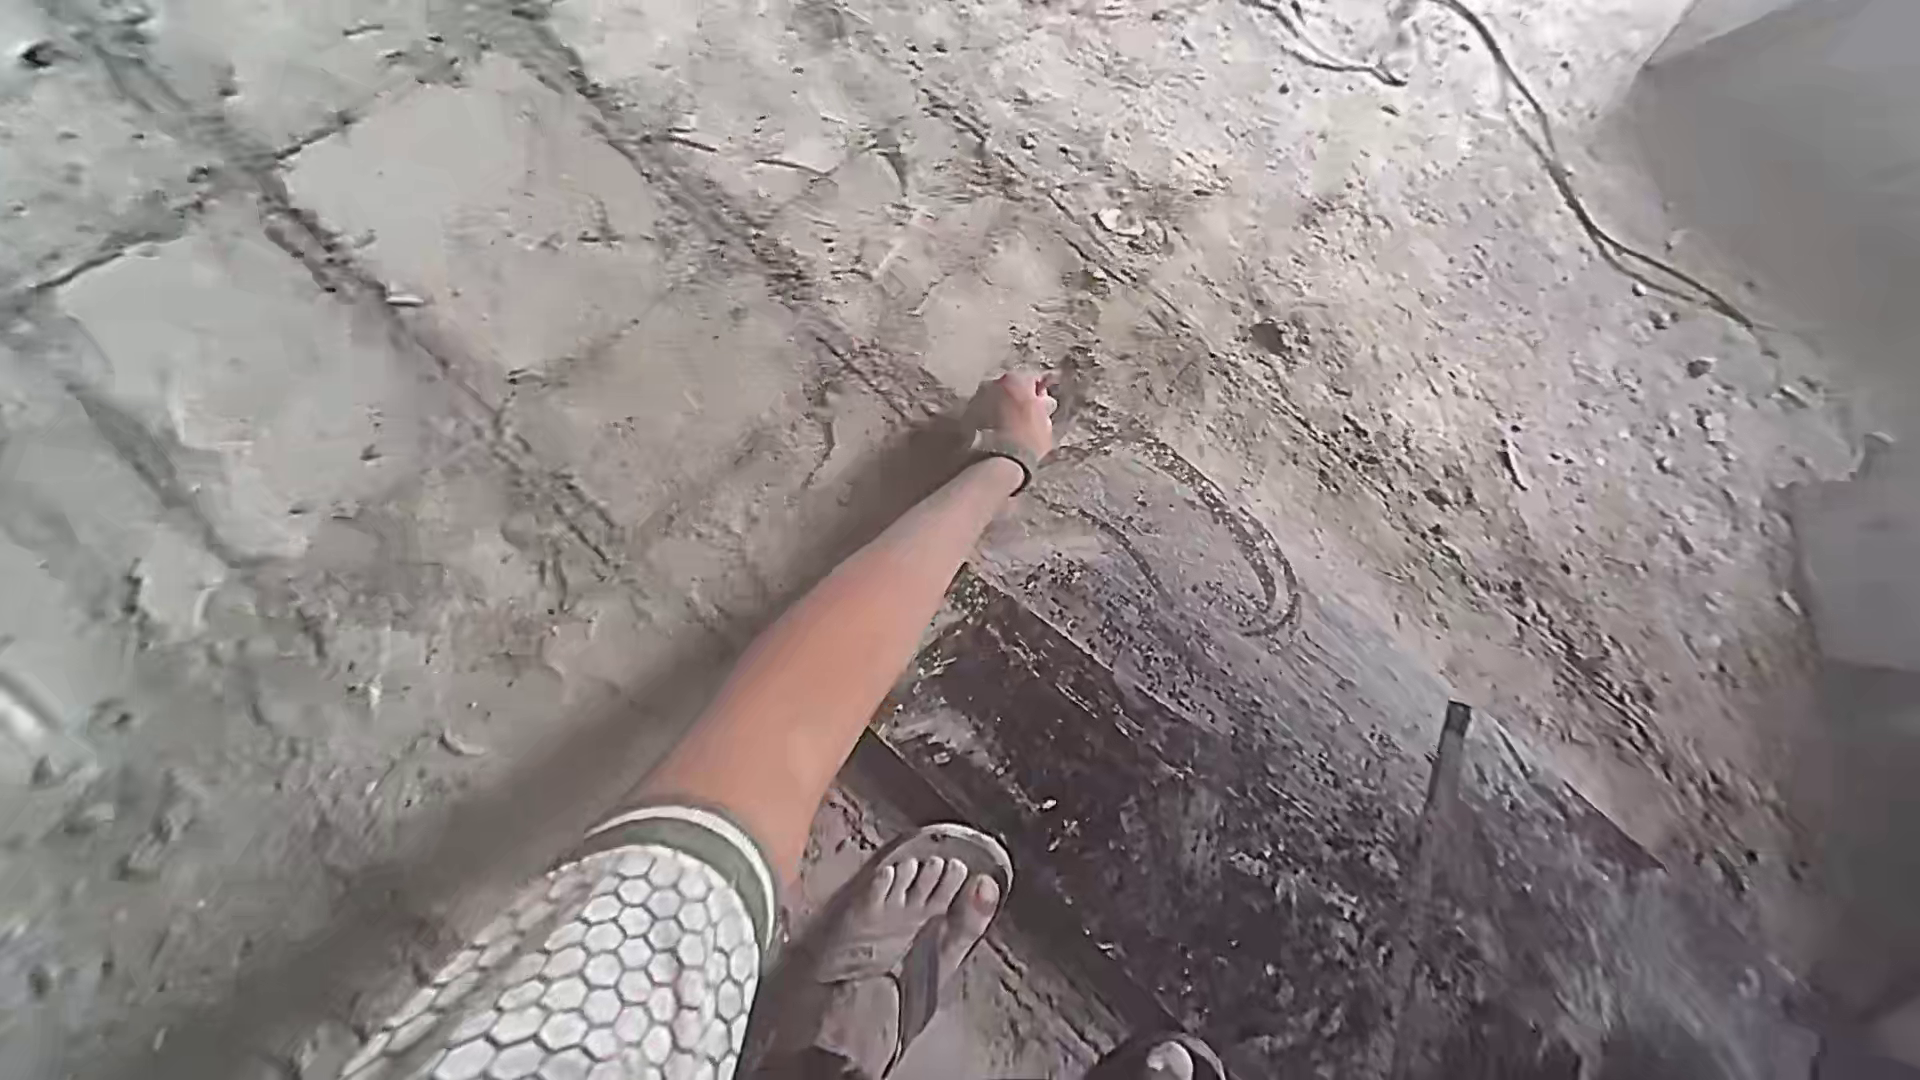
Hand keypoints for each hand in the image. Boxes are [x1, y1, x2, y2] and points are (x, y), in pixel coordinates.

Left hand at [966, 370, 1058, 460]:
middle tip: (1024, 416)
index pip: (1031, 379)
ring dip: (1000, 408)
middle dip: (1015, 398)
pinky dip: (988, 419)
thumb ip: (1043, 406)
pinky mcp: (966, 416)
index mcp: (1015, 380)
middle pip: (1008, 387)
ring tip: (1008, 428)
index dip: (1038, 392)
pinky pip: (981, 413)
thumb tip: (1041, 400)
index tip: (1041, 404)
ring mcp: (976, 399)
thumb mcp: (1045, 422)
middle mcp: (992, 383)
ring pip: (993, 399)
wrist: (999, 461)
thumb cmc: (1028, 439)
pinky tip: (995, 433)